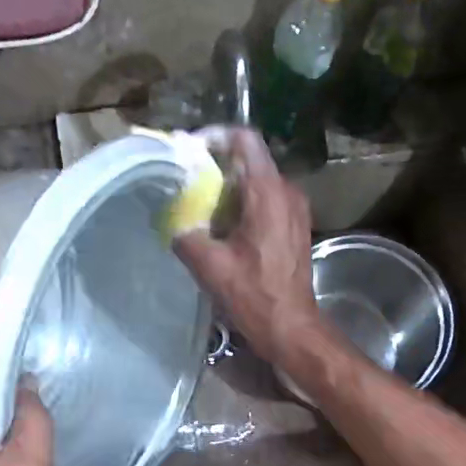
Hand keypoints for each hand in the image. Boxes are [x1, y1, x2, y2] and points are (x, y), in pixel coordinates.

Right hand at [172, 128, 329, 366]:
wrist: (291, 328)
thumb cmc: (254, 297)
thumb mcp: (210, 266)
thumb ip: (185, 233)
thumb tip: (169, 217)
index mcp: (268, 193)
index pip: (244, 140)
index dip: (214, 137)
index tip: (188, 152)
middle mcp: (287, 192)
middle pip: (248, 162)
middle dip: (215, 169)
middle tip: (186, 186)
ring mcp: (296, 210)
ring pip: (257, 183)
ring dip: (227, 191)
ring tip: (200, 211)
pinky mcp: (296, 227)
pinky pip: (266, 203)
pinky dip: (242, 207)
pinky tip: (222, 231)